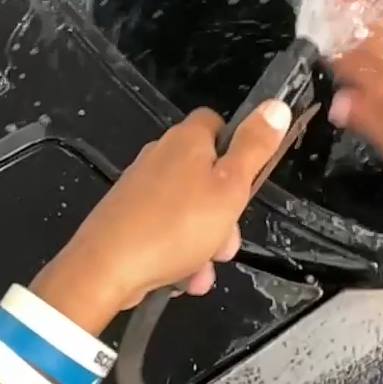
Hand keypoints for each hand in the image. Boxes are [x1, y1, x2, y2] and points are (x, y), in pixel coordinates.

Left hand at [46, 102, 291, 315]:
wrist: (106, 267)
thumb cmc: (176, 224)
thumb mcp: (231, 187)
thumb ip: (254, 146)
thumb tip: (276, 105)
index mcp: (187, 139)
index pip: (217, 124)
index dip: (237, 148)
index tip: (245, 180)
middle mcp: (160, 154)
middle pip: (205, 174)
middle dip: (222, 212)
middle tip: (226, 241)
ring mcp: (140, 186)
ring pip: (187, 209)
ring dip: (203, 242)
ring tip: (202, 270)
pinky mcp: (126, 215)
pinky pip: (164, 229)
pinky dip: (177, 252)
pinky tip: (183, 278)